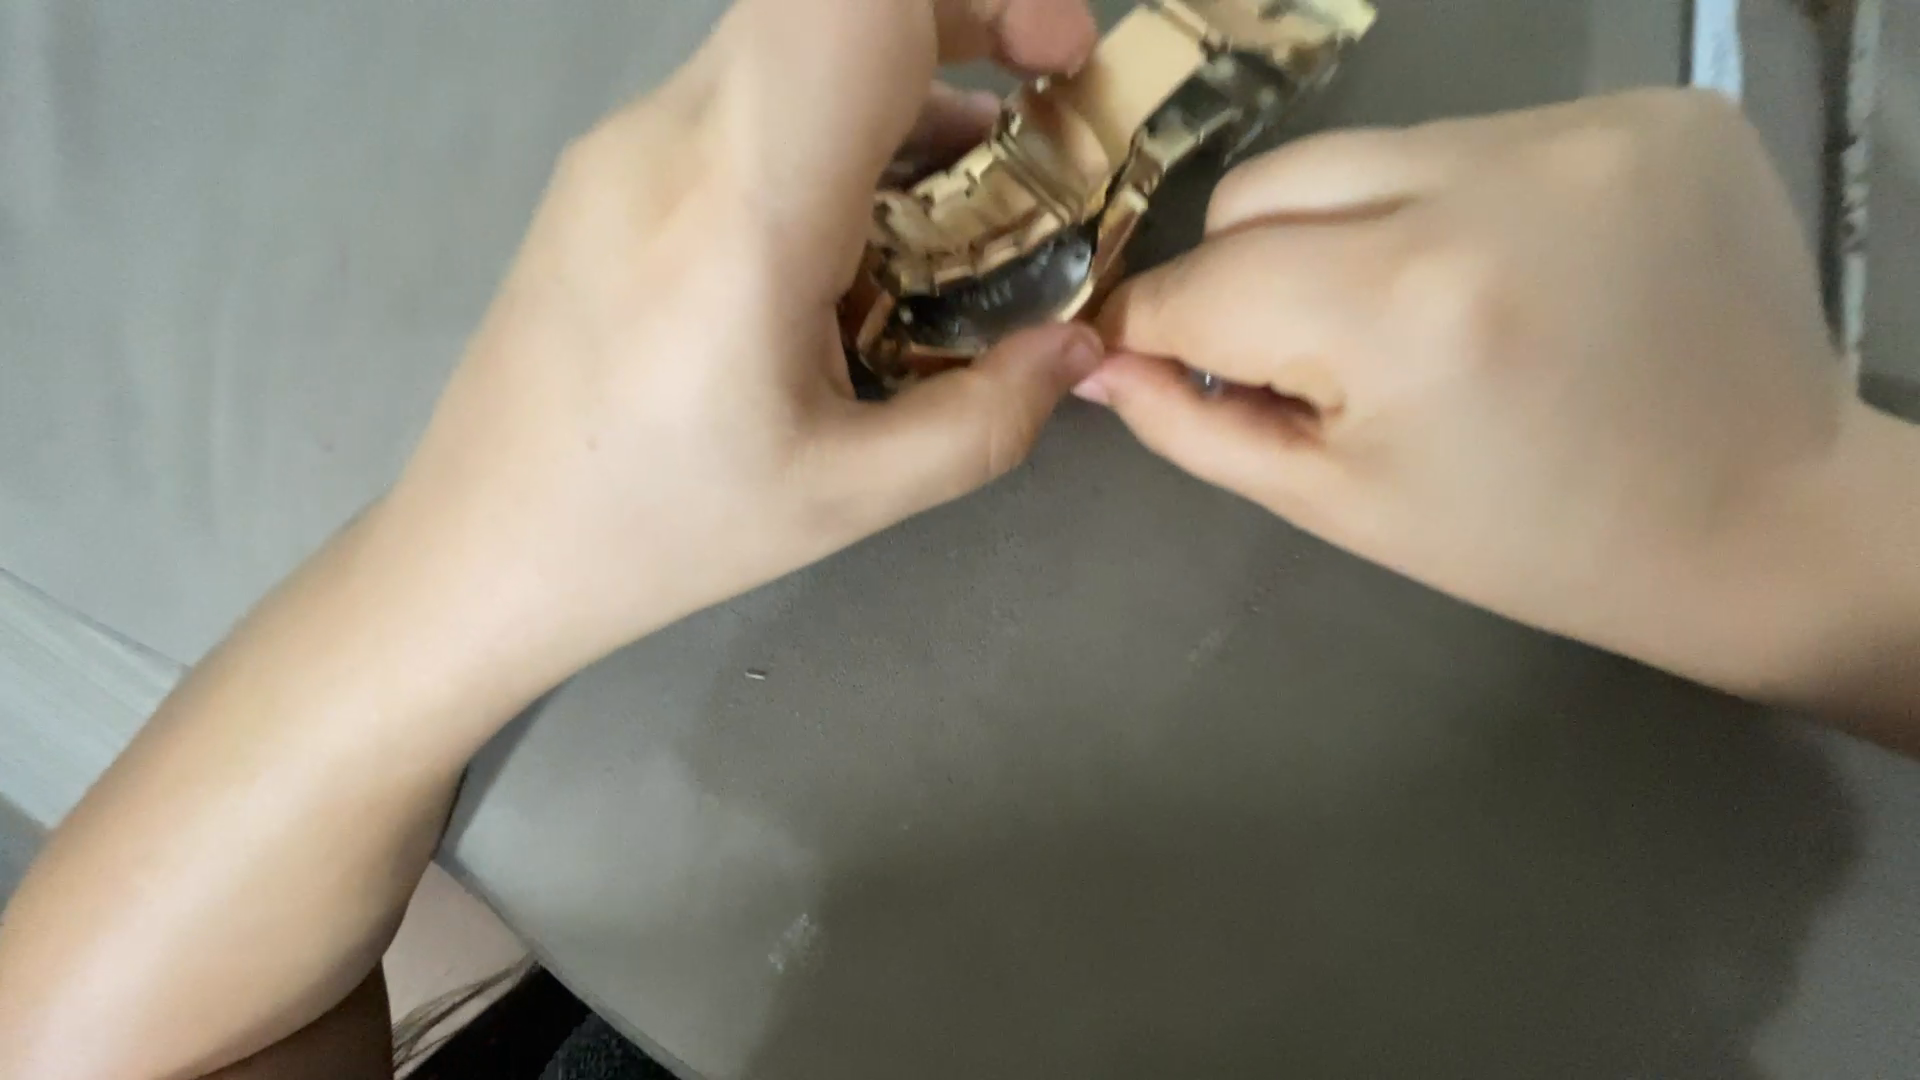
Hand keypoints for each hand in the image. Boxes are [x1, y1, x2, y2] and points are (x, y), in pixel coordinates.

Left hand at [377, 0, 1100, 694]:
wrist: (488, 547)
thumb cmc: (667, 532)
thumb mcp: (852, 497)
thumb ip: (985, 422)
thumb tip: (1077, 348)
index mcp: (740, 217)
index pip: (847, 5)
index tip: (1056, 52)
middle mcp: (670, 141)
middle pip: (826, 2)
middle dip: (962, 22)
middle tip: (1044, 113)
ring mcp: (626, 146)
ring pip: (788, 50)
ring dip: (903, 98)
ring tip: (968, 204)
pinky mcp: (607, 173)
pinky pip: (747, 106)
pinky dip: (839, 140)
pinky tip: (864, 243)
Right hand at [1083, 90, 1893, 704]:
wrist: (1755, 517)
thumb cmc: (1512, 541)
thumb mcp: (1324, 501)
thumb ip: (1187, 425)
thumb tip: (1097, 364)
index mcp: (1404, 308)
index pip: (1201, 285)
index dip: (1144, 321)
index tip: (1126, 348)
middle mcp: (1490, 183)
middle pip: (1256, 192)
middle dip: (1230, 274)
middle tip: (1278, 351)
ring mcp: (1580, 126)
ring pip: (1342, 156)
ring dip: (1318, 236)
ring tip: (1379, 315)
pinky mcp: (1641, 108)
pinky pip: (1443, 144)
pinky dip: (1414, 209)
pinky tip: (1470, 276)